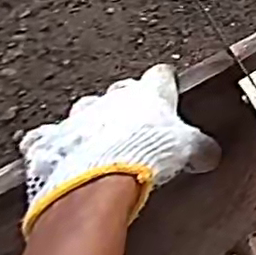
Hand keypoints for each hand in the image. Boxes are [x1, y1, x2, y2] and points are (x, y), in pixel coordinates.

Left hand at [18, 64, 220, 234]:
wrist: (100, 179)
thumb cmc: (146, 153)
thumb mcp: (188, 148)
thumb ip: (201, 147)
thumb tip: (211, 156)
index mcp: (148, 90)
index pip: (160, 75)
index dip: (163, 84)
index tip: (166, 91)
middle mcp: (113, 97)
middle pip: (120, 91)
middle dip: (124, 104)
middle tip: (133, 125)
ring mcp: (80, 117)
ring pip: (84, 110)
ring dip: (89, 122)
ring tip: (96, 142)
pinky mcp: (51, 140)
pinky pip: (44, 138)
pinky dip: (49, 146)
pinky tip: (56, 156)